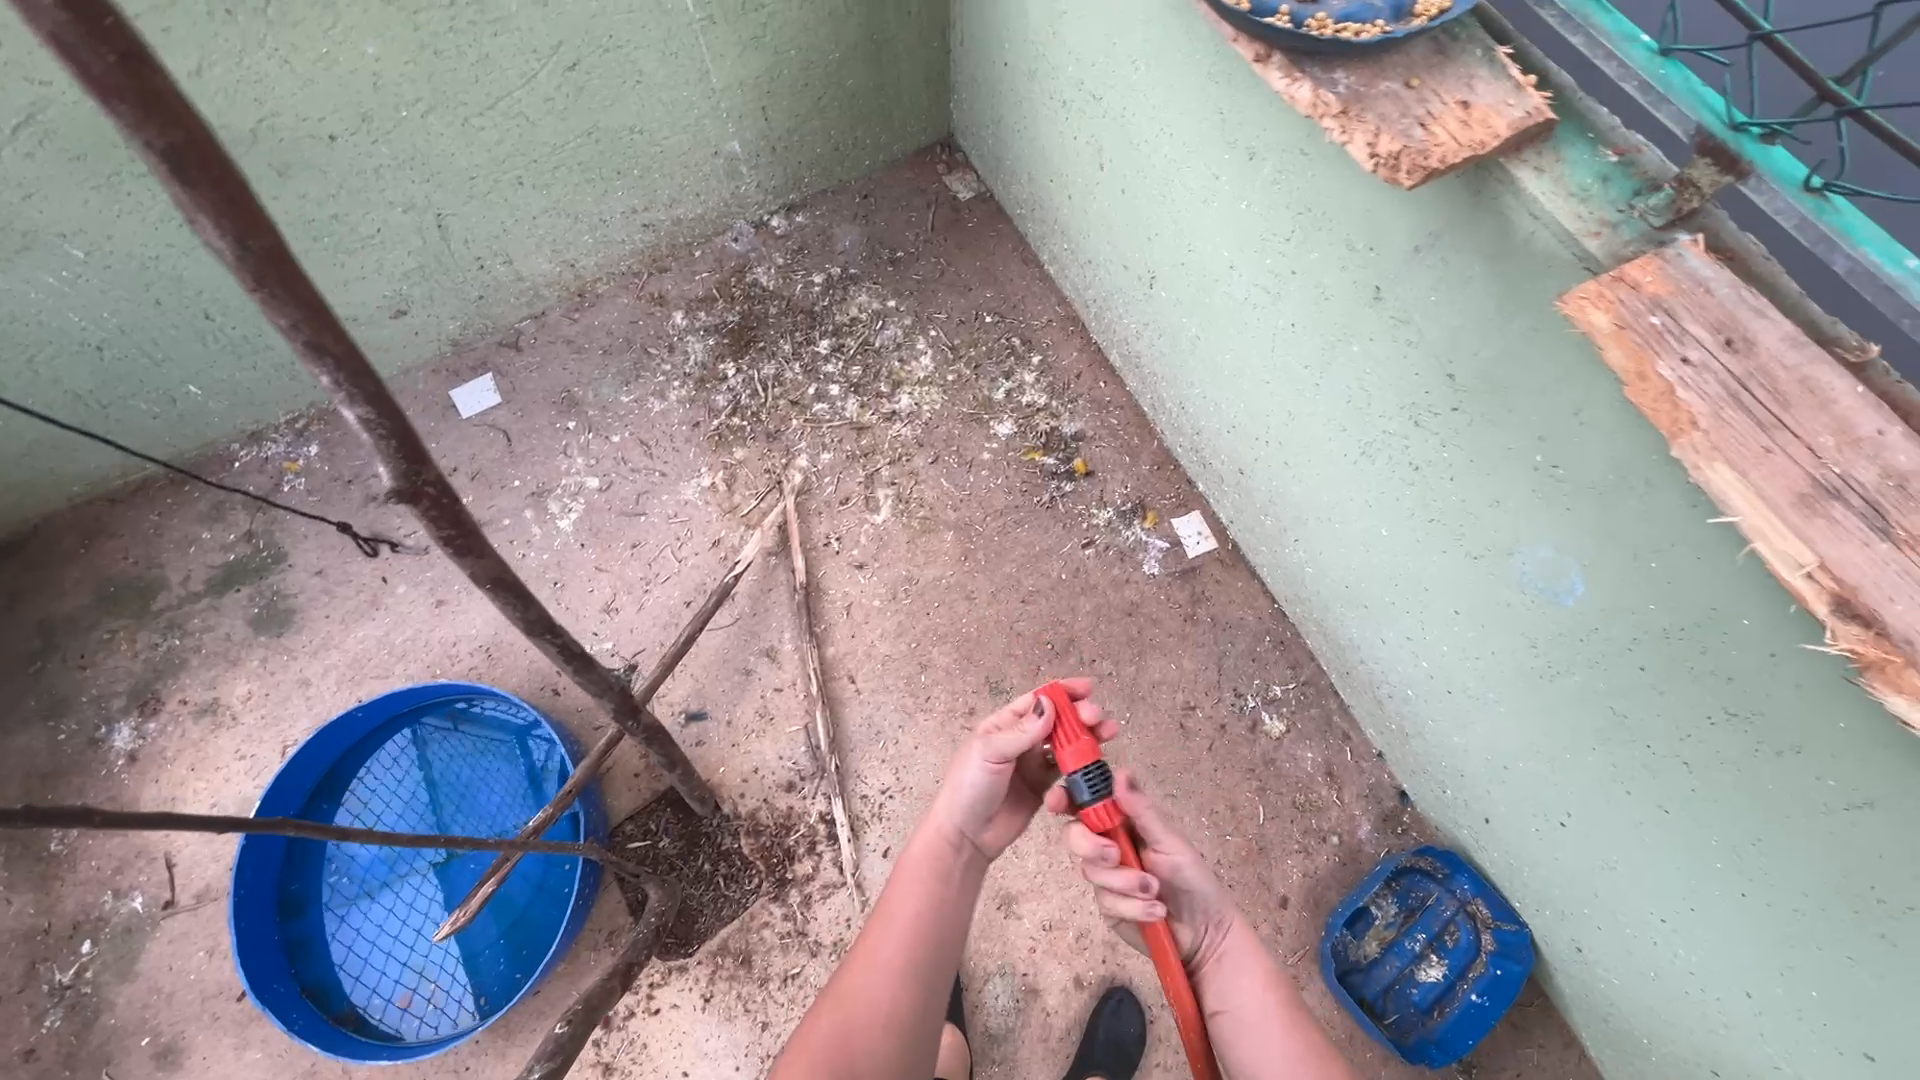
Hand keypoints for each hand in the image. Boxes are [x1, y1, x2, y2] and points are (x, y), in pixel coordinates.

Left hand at [925, 678, 1114, 863]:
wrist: (965, 836)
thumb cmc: (968, 788)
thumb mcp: (990, 752)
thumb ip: (1021, 731)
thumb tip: (1049, 704)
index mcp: (1004, 724)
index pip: (1038, 701)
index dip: (1063, 692)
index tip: (1087, 689)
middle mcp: (1021, 740)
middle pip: (1057, 720)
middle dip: (1080, 715)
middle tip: (1097, 718)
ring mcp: (1032, 764)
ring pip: (1066, 744)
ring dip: (1086, 738)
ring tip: (1107, 734)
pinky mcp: (1042, 787)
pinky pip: (1066, 772)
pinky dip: (1081, 767)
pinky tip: (1093, 764)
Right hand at [1051, 768, 1238, 975]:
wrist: (1206, 933)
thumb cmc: (1193, 879)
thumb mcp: (1170, 841)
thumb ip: (1142, 810)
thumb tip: (1120, 772)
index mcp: (1123, 821)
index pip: (1086, 802)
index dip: (1065, 797)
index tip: (1058, 801)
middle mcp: (1109, 845)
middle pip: (1074, 835)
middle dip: (1091, 846)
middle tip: (1116, 856)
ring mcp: (1106, 877)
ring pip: (1091, 871)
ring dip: (1125, 883)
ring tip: (1156, 892)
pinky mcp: (1108, 907)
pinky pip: (1106, 902)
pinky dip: (1133, 907)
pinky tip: (1155, 912)